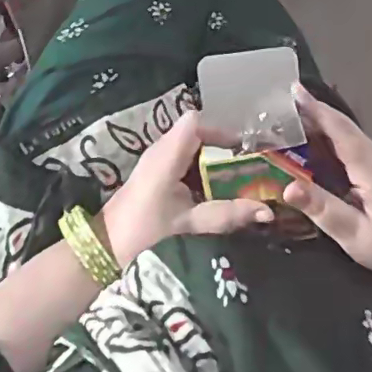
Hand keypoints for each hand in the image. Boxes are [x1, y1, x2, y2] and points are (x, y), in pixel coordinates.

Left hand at [99, 111, 272, 263]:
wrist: (104, 248)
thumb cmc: (144, 233)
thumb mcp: (189, 224)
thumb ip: (227, 215)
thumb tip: (267, 211)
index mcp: (166, 155)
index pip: (194, 122)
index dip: (221, 129)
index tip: (244, 149)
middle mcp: (160, 151)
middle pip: (196, 131)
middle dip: (223, 144)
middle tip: (248, 164)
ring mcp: (156, 161)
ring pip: (190, 145)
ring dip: (213, 157)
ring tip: (238, 176)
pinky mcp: (155, 173)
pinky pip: (183, 158)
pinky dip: (202, 168)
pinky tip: (216, 189)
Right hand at [283, 86, 371, 283]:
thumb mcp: (352, 233)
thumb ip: (321, 208)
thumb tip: (287, 186)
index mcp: (369, 166)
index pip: (339, 129)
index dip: (316, 109)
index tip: (291, 91)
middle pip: (339, 123)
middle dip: (311, 107)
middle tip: (278, 97)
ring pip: (342, 128)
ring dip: (317, 115)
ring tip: (286, 109)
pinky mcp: (370, 164)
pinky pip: (344, 139)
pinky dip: (324, 129)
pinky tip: (306, 131)